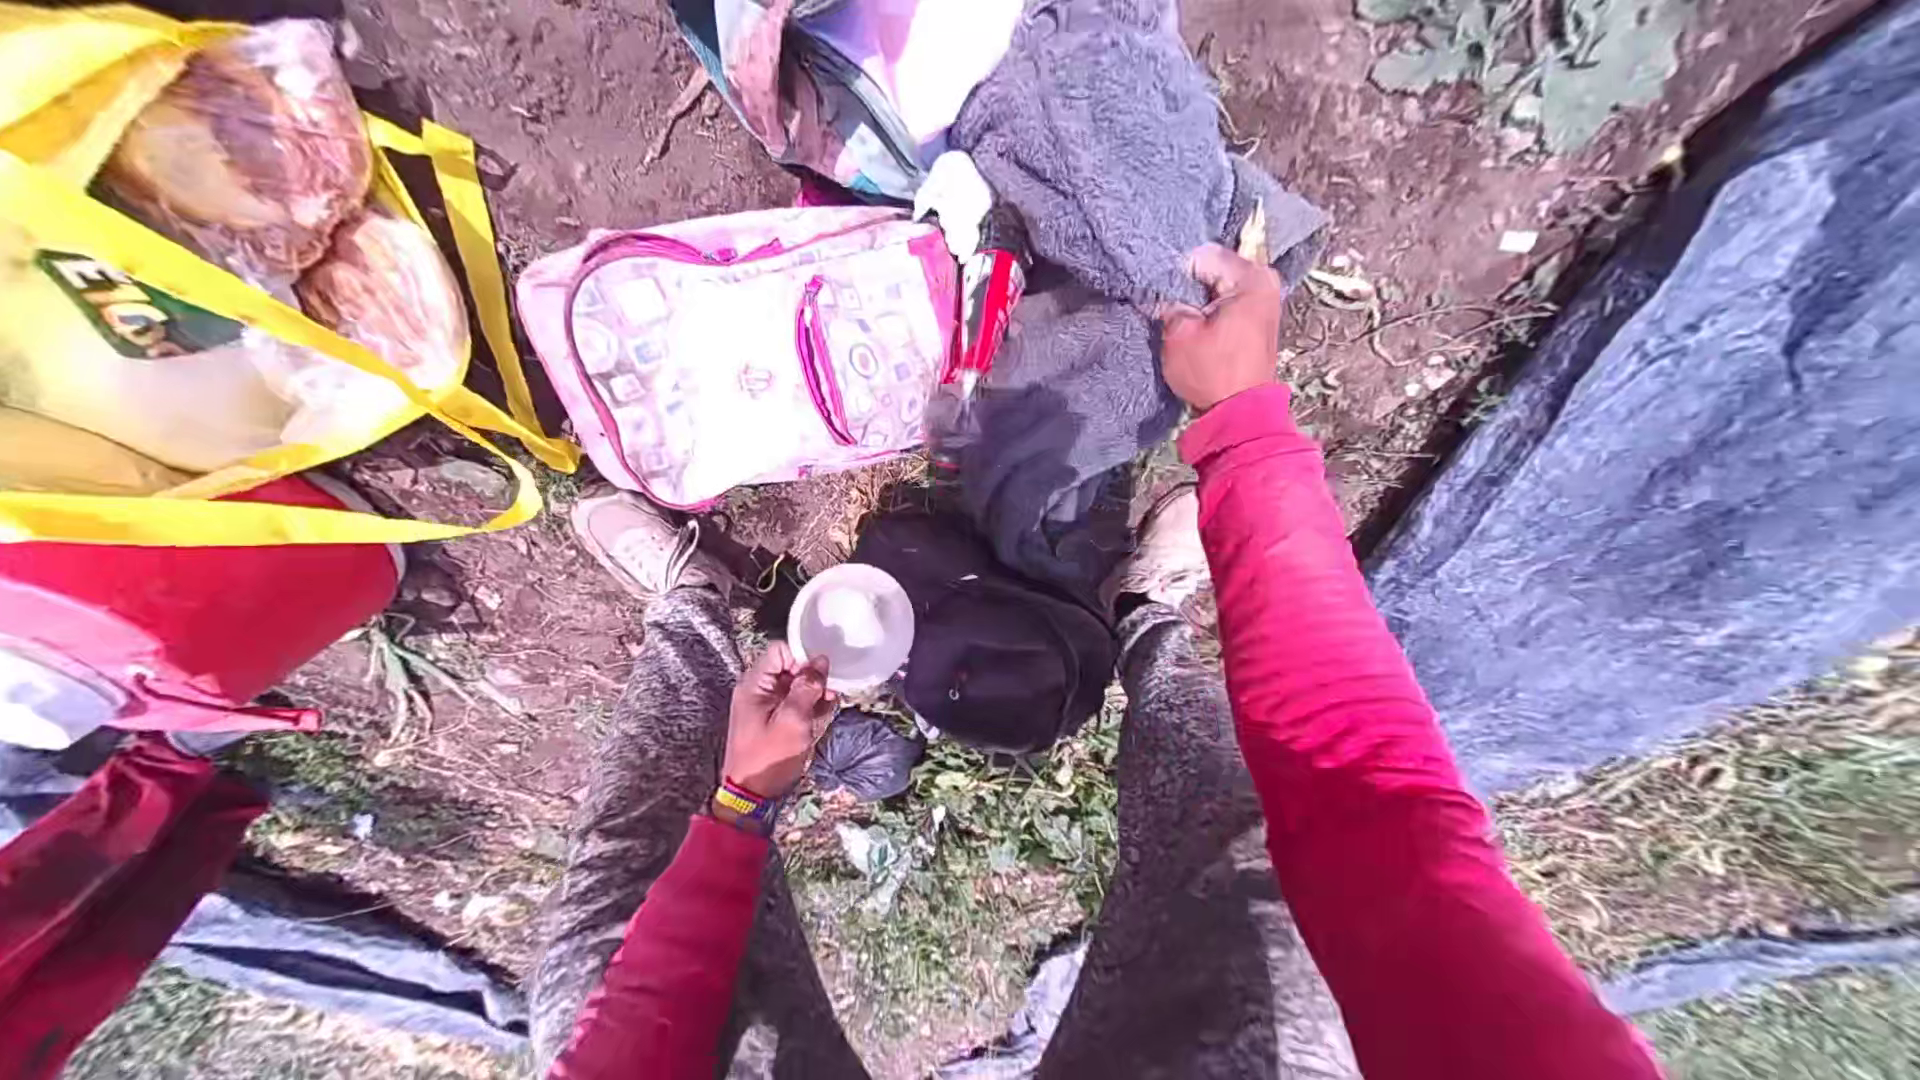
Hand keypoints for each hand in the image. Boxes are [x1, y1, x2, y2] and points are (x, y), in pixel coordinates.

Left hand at [719, 643, 836, 813]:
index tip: (820, 673)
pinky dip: (808, 704)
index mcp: (755, 685)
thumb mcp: (793, 719)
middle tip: (829, 691)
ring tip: (829, 703)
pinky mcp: (773, 719)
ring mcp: (765, 704)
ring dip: (814, 691)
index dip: (802, 656)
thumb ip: (807, 687)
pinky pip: (794, 701)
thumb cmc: (770, 756)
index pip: (780, 650)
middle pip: (789, 665)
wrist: (752, 796)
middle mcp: (758, 690)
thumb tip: (820, 661)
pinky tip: (822, 714)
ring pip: (794, 683)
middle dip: (812, 675)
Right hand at [1157, 243, 1284, 411]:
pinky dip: (1207, 312)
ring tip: (1178, 319)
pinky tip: (1194, 328)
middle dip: (1186, 286)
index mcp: (1251, 278)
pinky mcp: (1256, 320)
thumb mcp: (1179, 334)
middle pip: (1212, 269)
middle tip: (1165, 306)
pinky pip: (1225, 303)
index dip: (1175, 273)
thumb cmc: (1212, 373)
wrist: (1238, 413)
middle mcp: (1264, 282)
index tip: (1159, 293)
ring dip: (1195, 301)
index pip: (1202, 255)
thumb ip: (1167, 303)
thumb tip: (1155, 293)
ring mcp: (1263, 301)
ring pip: (1217, 287)